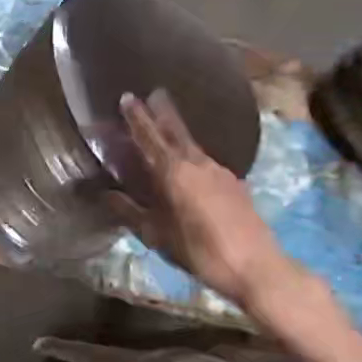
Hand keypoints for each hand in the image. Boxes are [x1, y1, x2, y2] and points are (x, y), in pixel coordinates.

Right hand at [107, 90, 284, 301]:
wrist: (256, 267)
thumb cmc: (200, 251)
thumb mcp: (156, 235)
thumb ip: (129, 211)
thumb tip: (105, 194)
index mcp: (175, 172)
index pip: (150, 137)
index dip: (137, 117)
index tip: (128, 97)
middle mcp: (198, 164)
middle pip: (177, 131)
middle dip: (163, 113)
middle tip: (155, 94)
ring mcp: (221, 172)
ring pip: (193, 146)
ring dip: (178, 133)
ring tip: (167, 127)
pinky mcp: (235, 185)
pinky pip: (206, 161)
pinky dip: (191, 155)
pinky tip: (190, 166)